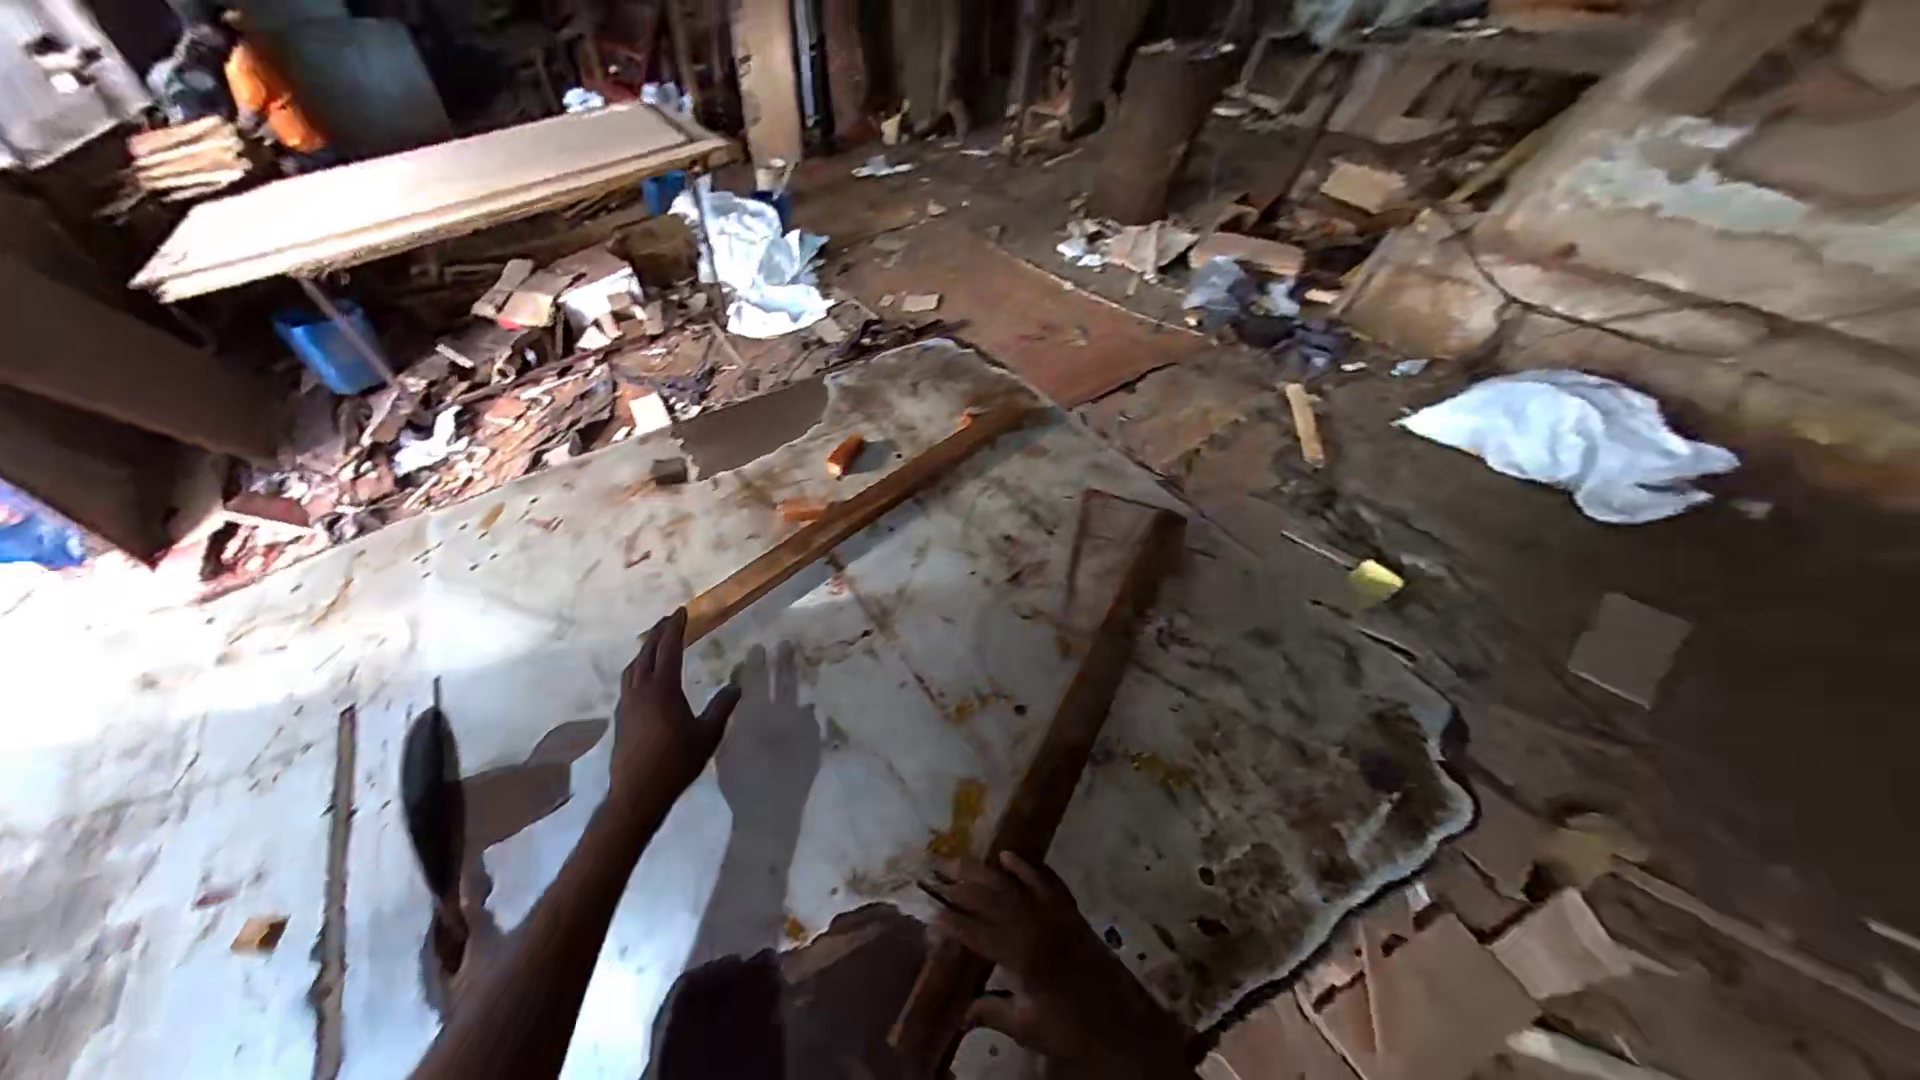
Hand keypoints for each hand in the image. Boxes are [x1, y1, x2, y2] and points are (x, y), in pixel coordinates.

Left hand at [610, 608, 740, 815]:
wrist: (637, 793)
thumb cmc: (676, 762)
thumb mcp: (708, 734)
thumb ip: (722, 707)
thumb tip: (736, 686)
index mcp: (663, 689)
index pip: (669, 649)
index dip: (676, 628)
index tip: (681, 612)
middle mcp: (641, 690)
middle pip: (647, 652)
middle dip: (658, 633)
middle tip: (669, 620)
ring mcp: (627, 703)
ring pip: (634, 667)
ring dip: (645, 650)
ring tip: (655, 643)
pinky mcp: (621, 717)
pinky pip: (628, 681)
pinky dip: (638, 668)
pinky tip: (644, 677)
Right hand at [920, 853, 1192, 1076]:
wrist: (1122, 1020)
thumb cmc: (1072, 1027)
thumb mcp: (1028, 1027)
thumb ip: (991, 1012)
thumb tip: (959, 1013)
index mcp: (1021, 958)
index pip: (976, 933)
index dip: (951, 923)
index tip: (930, 916)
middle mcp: (1034, 927)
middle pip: (989, 898)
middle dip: (958, 884)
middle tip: (934, 871)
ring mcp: (1052, 913)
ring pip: (1011, 883)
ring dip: (982, 870)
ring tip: (958, 859)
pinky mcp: (1068, 909)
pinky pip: (1044, 879)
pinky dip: (1025, 866)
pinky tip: (1006, 855)